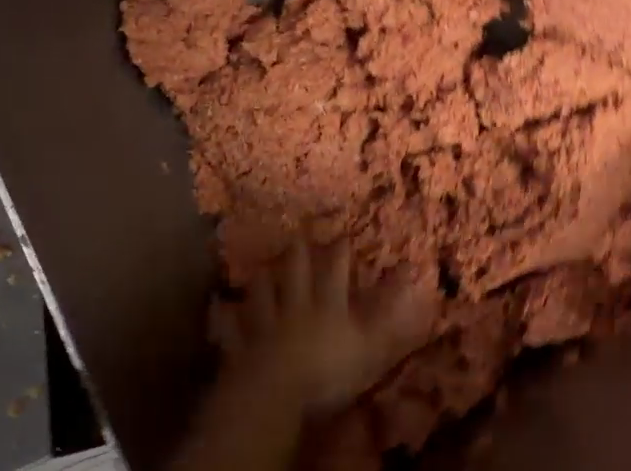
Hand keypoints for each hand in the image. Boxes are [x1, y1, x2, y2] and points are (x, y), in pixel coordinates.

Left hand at [209, 240, 437, 414]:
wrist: (272, 397)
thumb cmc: (329, 372)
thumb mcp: (371, 341)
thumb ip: (388, 306)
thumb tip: (409, 268)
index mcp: (328, 305)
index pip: (336, 269)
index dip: (340, 250)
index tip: (342, 233)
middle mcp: (296, 306)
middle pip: (295, 273)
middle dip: (297, 253)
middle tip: (297, 234)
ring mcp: (264, 326)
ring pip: (262, 293)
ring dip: (262, 279)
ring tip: (262, 266)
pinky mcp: (240, 348)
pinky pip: (230, 326)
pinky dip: (225, 315)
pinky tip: (221, 305)